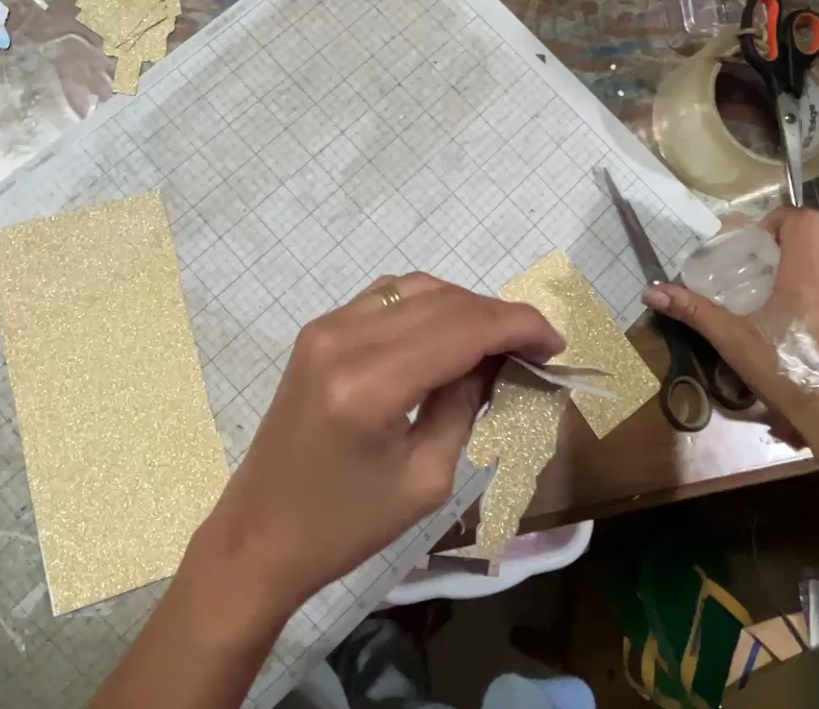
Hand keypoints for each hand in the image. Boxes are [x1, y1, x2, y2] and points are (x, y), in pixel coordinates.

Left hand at [190, 274, 562, 614]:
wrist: (262, 530)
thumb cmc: (346, 524)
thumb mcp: (426, 479)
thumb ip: (465, 405)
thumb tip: (497, 359)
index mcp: (370, 384)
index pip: (463, 328)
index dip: (518, 327)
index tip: (556, 346)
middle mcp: (344, 338)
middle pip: (442, 301)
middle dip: (498, 316)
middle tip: (535, 348)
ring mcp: (324, 327)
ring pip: (414, 289)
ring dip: (463, 307)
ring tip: (497, 342)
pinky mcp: (316, 331)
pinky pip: (386, 298)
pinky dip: (427, 306)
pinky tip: (449, 333)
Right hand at [643, 208, 818, 466]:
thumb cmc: (790, 378)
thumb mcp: (735, 343)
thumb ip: (695, 311)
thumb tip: (651, 292)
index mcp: (807, 277)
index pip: (802, 220)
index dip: (779, 221)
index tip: (759, 245)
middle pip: (818, 244)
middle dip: (790, 252)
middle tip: (766, 280)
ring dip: (813, 282)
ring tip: (793, 316)